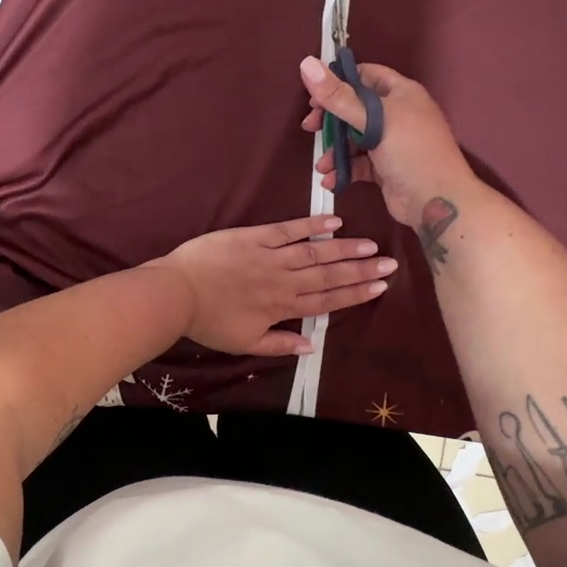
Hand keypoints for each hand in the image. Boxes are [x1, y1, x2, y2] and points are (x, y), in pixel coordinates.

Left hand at [146, 216, 396, 356]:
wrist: (177, 293)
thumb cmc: (207, 321)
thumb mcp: (244, 343)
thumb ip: (279, 344)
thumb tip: (311, 346)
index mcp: (282, 308)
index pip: (326, 301)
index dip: (355, 294)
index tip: (380, 287)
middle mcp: (283, 282)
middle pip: (328, 276)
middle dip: (361, 271)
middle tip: (390, 264)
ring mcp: (269, 257)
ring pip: (315, 252)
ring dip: (344, 249)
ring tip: (370, 245)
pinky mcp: (254, 238)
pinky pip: (288, 230)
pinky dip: (311, 225)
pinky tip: (333, 221)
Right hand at [299, 56, 478, 226]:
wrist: (437, 201)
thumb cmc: (410, 151)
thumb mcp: (373, 120)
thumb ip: (338, 95)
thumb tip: (306, 63)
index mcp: (401, 93)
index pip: (366, 75)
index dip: (339, 81)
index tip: (314, 95)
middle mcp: (397, 114)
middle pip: (355, 108)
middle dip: (331, 120)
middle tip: (310, 128)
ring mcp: (392, 142)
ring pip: (355, 138)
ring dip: (335, 150)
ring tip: (322, 165)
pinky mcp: (387, 167)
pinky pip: (360, 162)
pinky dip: (345, 169)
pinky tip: (331, 179)